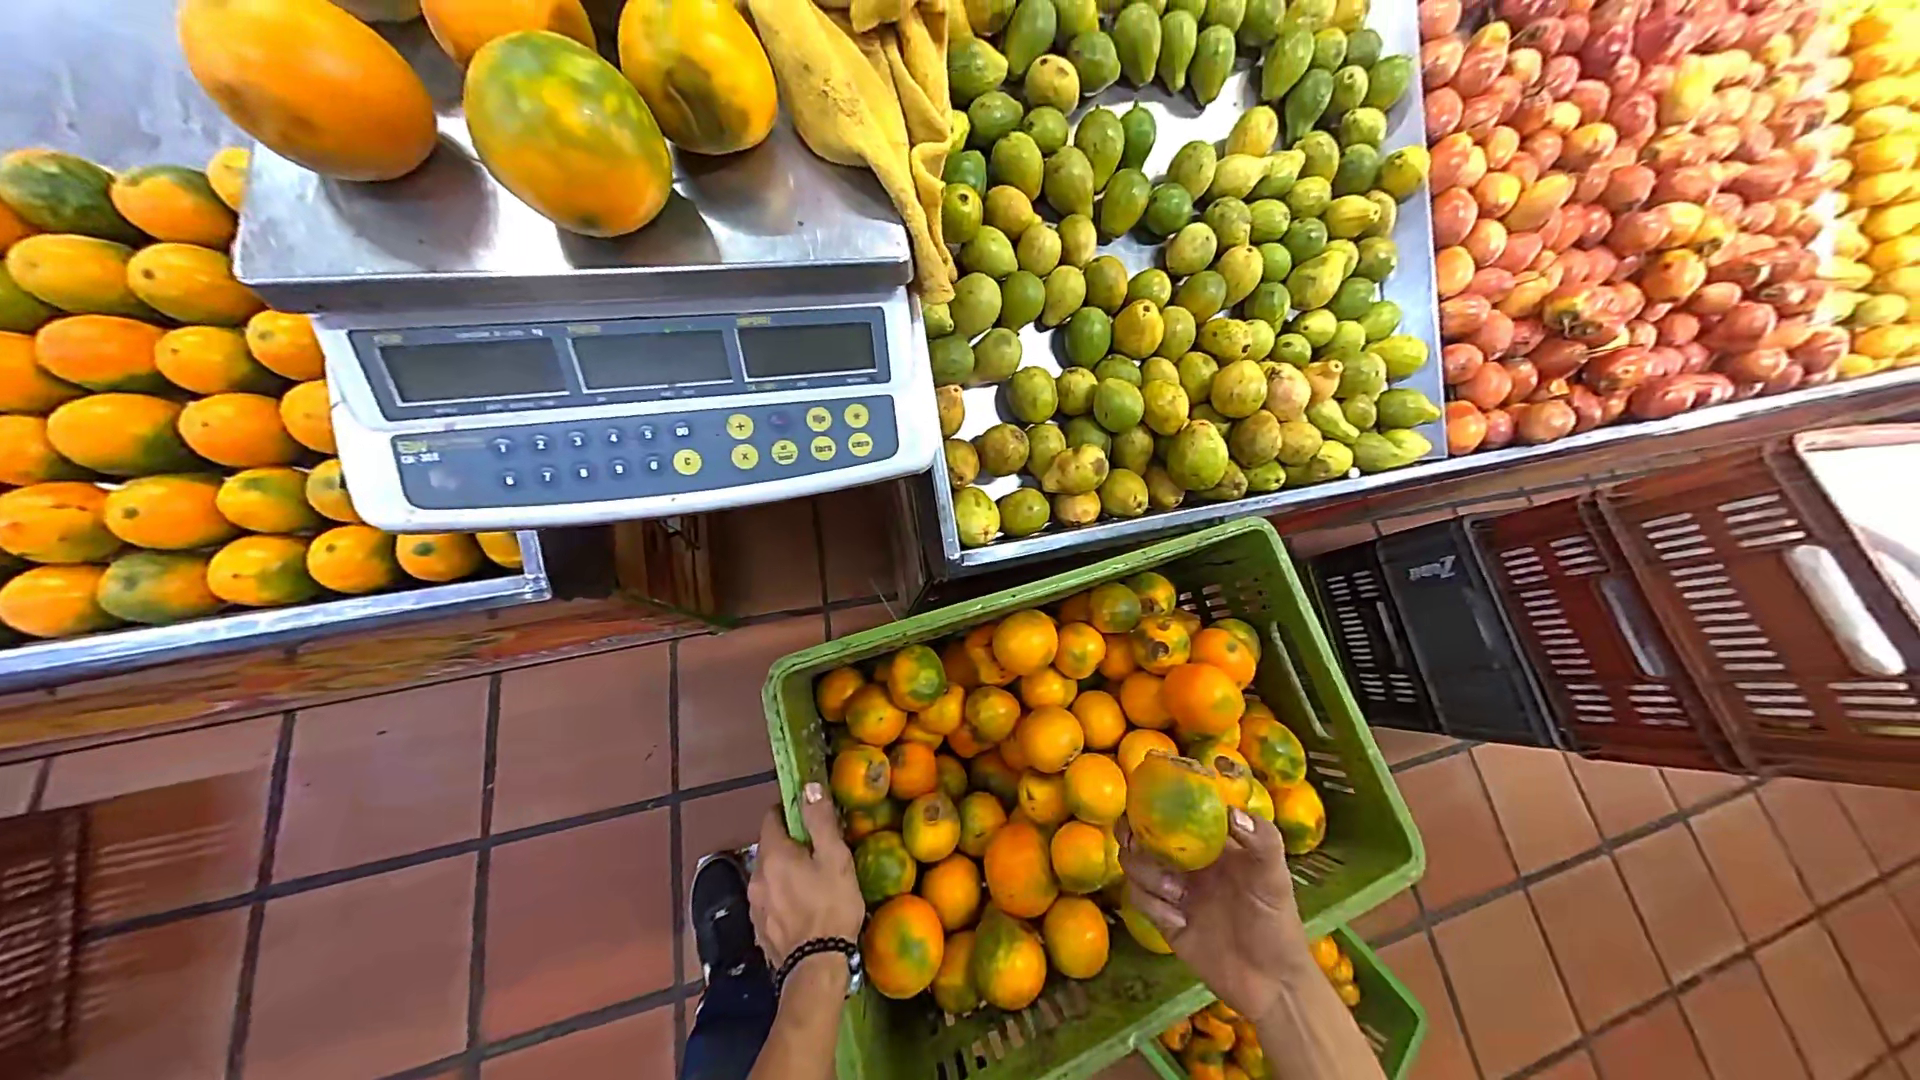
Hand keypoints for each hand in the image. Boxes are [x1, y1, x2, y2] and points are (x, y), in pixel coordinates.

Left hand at [748, 782, 865, 967]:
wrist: (815, 969)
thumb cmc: (830, 906)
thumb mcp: (834, 857)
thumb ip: (820, 820)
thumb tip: (808, 787)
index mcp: (772, 854)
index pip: (771, 816)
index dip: (790, 810)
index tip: (811, 815)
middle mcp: (755, 876)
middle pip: (770, 845)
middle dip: (791, 841)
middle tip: (819, 848)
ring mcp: (754, 905)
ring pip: (769, 873)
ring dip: (786, 869)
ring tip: (814, 878)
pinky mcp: (759, 928)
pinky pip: (769, 898)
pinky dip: (783, 894)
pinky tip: (804, 905)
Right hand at [1119, 807, 1313, 1024]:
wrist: (1270, 984)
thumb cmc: (1276, 922)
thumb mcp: (1274, 878)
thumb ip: (1262, 840)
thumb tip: (1231, 812)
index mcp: (1206, 841)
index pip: (1171, 809)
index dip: (1152, 802)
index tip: (1145, 804)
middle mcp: (1183, 858)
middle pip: (1139, 832)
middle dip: (1131, 835)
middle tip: (1137, 843)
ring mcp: (1169, 886)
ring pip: (1133, 863)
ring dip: (1146, 873)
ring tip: (1176, 893)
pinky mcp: (1161, 916)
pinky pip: (1137, 898)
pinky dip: (1151, 904)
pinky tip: (1178, 919)